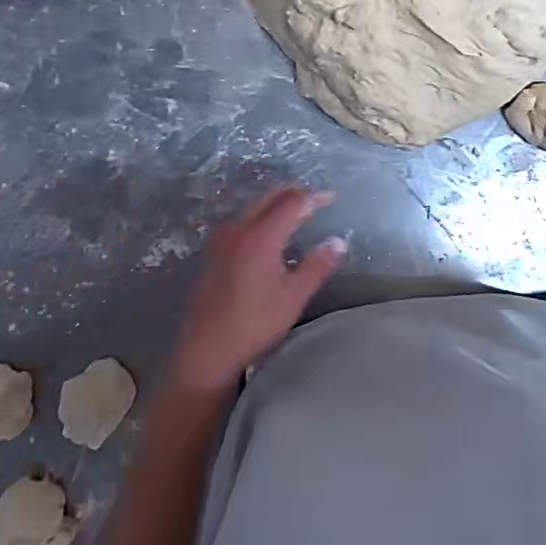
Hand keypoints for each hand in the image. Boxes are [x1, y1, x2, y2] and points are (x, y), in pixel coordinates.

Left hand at [169, 187, 346, 392]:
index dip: (313, 197)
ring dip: (277, 203)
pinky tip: (269, 233)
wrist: (206, 350)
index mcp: (260, 237)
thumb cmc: (254, 324)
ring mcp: (222, 239)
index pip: (291, 202)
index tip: (331, 197)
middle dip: (294, 194)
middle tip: (315, 200)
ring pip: (254, 206)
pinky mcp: (213, 252)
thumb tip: (338, 242)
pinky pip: (242, 220)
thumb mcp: (293, 297)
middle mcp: (238, 230)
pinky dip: (262, 215)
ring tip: (297, 212)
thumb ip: (317, 265)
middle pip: (270, 197)